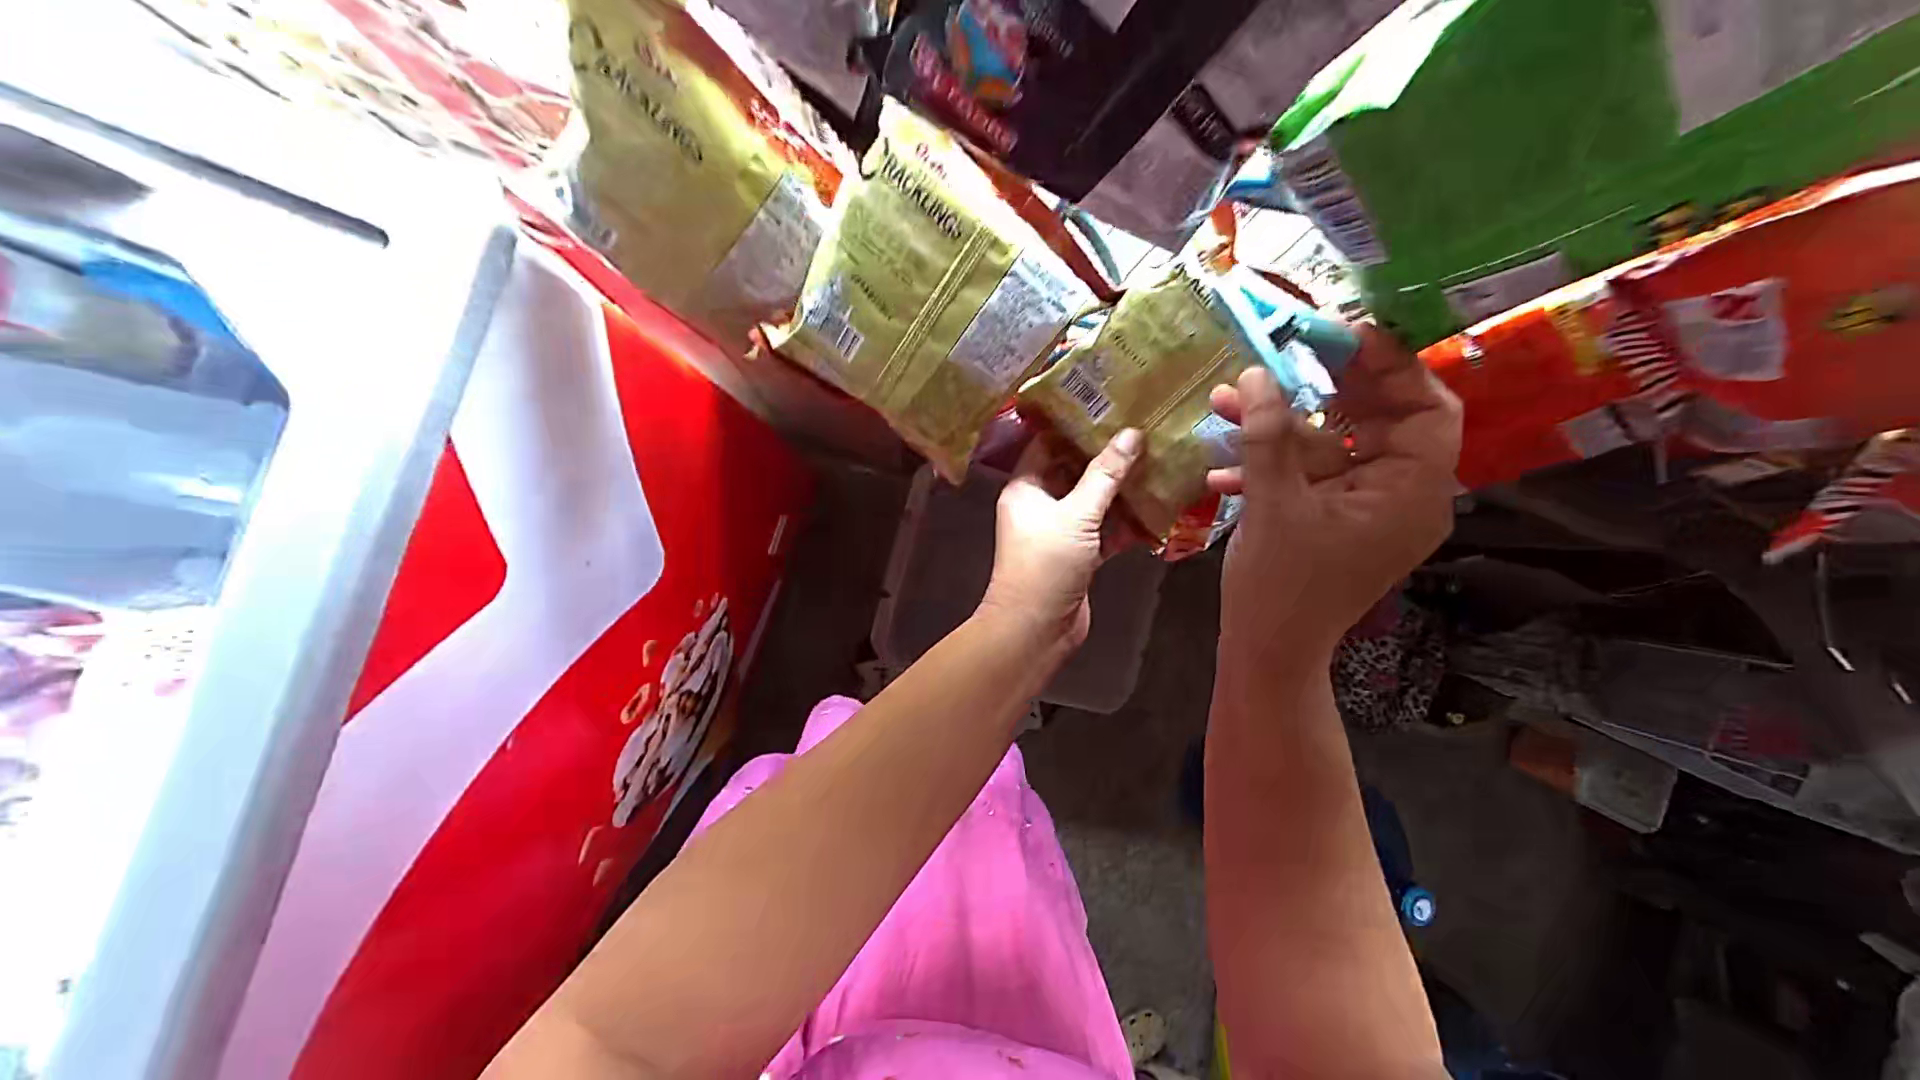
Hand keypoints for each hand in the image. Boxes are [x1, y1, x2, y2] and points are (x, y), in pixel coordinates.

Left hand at [978, 428, 1143, 650]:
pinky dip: (1124, 521)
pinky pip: (1103, 529)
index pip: (1048, 445)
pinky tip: (1155, 504)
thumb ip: (1105, 475)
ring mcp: (1059, 532)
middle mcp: (1039, 506)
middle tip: (1144, 431)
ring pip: (1092, 502)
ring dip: (1120, 490)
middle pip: (1074, 472)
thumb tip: (1131, 434)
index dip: (1075, 427)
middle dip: (1106, 457)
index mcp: (1025, 488)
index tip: (1110, 407)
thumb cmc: (1046, 564)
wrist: (1037, 628)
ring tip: (1157, 461)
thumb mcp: (1076, 514)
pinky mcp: (1078, 555)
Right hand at [1207, 324, 1461, 658]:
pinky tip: (1220, 467)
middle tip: (1279, 353)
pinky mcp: (1330, 520)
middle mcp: (1399, 495)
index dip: (1388, 364)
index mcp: (1411, 491)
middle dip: (1318, 387)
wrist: (1265, 653)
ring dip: (1276, 427)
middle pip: (1372, 419)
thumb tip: (1256, 371)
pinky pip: (1308, 477)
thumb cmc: (1281, 587)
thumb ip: (1268, 434)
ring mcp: (1363, 509)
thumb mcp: (1273, 504)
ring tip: (1223, 403)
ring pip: (1328, 446)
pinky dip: (1270, 465)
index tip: (1339, 334)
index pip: (1425, 407)